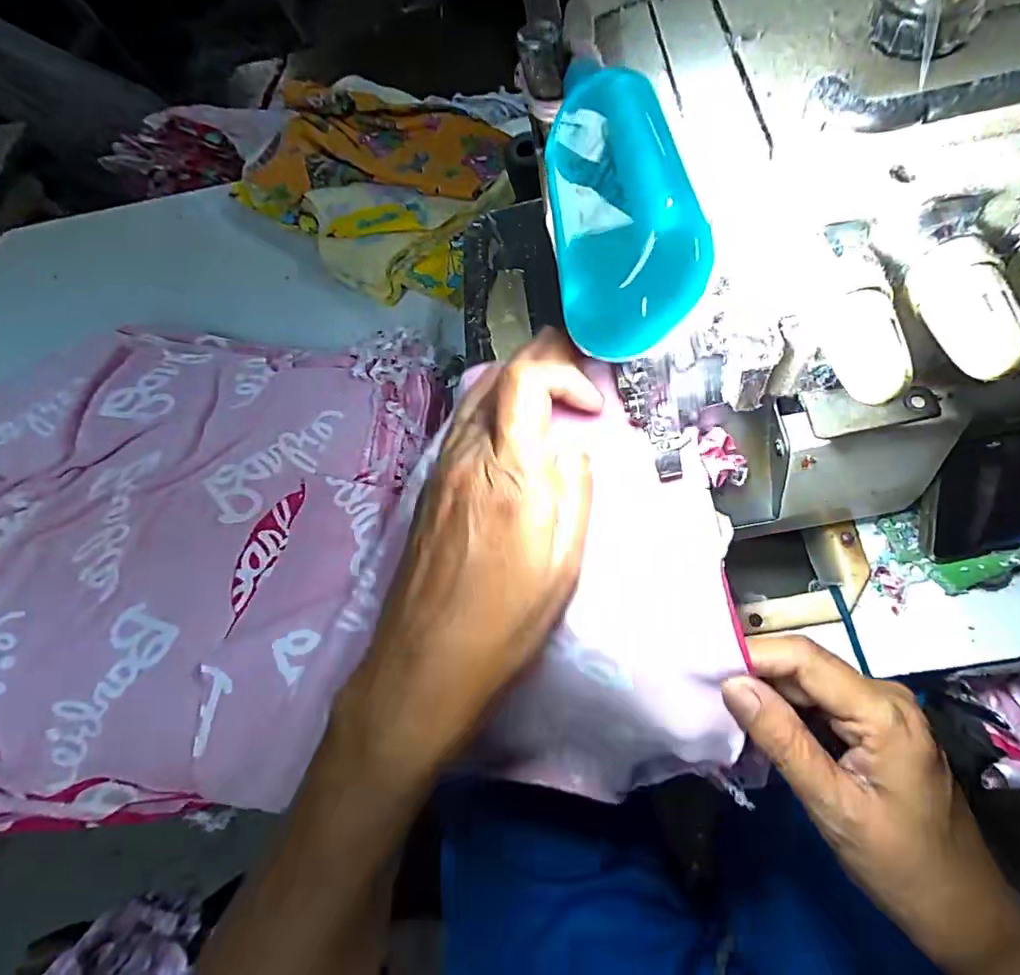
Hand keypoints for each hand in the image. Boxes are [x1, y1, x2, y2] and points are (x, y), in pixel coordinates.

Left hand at [334, 328, 600, 779]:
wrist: (426, 660)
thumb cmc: (505, 619)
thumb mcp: (562, 563)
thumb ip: (573, 492)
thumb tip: (574, 448)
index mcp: (507, 472)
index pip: (524, 381)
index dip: (563, 373)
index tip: (593, 405)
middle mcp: (466, 456)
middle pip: (496, 376)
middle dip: (541, 359)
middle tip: (576, 368)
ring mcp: (441, 468)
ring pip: (474, 395)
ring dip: (514, 381)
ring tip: (549, 392)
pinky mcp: (428, 485)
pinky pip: (461, 423)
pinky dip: (493, 407)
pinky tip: (511, 430)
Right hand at [721, 637, 1019, 974]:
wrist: (964, 911)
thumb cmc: (901, 866)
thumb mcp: (833, 805)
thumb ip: (782, 740)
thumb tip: (732, 684)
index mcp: (883, 710)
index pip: (805, 658)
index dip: (754, 655)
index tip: (708, 668)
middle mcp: (886, 696)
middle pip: (808, 667)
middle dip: (758, 676)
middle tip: (709, 693)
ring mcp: (885, 710)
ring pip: (813, 685)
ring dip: (772, 695)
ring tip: (728, 711)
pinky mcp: (878, 727)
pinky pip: (826, 705)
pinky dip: (792, 714)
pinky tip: (765, 729)